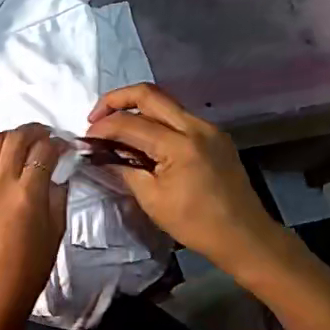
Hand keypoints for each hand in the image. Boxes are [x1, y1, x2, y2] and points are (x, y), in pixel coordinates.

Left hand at [0, 124, 68, 321]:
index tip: (66, 146)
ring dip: (13, 138)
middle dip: (35, 130)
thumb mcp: (56, 227)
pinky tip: (7, 170)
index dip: (58, 143)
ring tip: (25, 145)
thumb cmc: (32, 263)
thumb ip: (58, 193)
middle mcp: (1, 182)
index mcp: (28, 192)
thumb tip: (59, 170)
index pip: (44, 150)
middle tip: (46, 136)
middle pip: (16, 137)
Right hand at [87, 84, 291, 276]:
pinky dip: (154, 122)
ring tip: (115, 131)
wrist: (244, 236)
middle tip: (95, 119)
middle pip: (149, 94)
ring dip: (135, 110)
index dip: (102, 128)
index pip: (130, 123)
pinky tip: (142, 141)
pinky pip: (178, 118)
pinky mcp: (214, 137)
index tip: (85, 140)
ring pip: (164, 103)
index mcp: (179, 144)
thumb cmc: (195, 224)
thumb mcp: (151, 199)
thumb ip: (124, 169)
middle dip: (116, 100)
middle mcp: (196, 127)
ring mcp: (208, 129)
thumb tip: (100, 155)